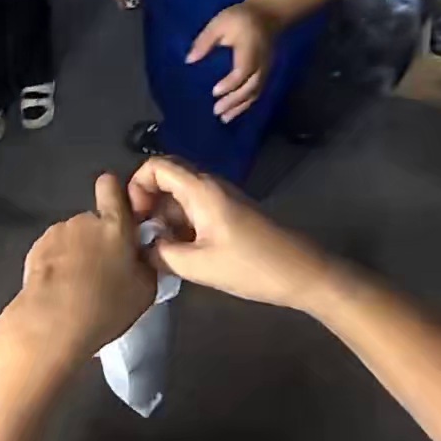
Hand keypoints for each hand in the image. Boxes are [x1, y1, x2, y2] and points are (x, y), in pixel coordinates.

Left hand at [11, 173, 158, 359]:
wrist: (53, 322)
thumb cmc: (106, 306)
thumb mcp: (145, 289)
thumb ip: (146, 261)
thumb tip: (142, 254)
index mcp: (115, 225)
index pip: (110, 187)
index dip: (113, 193)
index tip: (117, 210)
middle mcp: (84, 221)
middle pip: (93, 221)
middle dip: (98, 239)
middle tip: (103, 271)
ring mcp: (56, 233)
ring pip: (72, 237)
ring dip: (76, 253)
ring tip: (79, 285)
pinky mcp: (35, 248)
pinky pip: (52, 250)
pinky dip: (56, 263)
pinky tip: (60, 288)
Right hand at [127, 157, 343, 312]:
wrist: (305, 274)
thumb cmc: (252, 266)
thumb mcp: (199, 267)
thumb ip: (161, 254)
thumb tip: (141, 249)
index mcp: (200, 190)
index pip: (155, 166)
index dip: (136, 185)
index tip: (135, 217)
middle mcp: (209, 185)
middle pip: (165, 176)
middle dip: (145, 199)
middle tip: (140, 231)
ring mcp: (220, 198)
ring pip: (177, 193)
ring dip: (161, 213)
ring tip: (156, 245)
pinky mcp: (227, 211)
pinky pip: (192, 206)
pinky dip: (177, 221)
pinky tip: (177, 249)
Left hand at [186, 1, 276, 122]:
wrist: (269, 14)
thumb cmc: (240, 18)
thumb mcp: (219, 23)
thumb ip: (205, 41)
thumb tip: (189, 60)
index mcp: (250, 48)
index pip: (243, 70)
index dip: (230, 83)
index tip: (214, 91)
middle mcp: (261, 62)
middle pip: (251, 86)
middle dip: (234, 100)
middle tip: (216, 110)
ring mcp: (266, 69)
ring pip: (255, 92)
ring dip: (240, 106)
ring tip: (224, 118)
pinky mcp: (265, 73)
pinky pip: (258, 91)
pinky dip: (246, 104)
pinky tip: (234, 112)